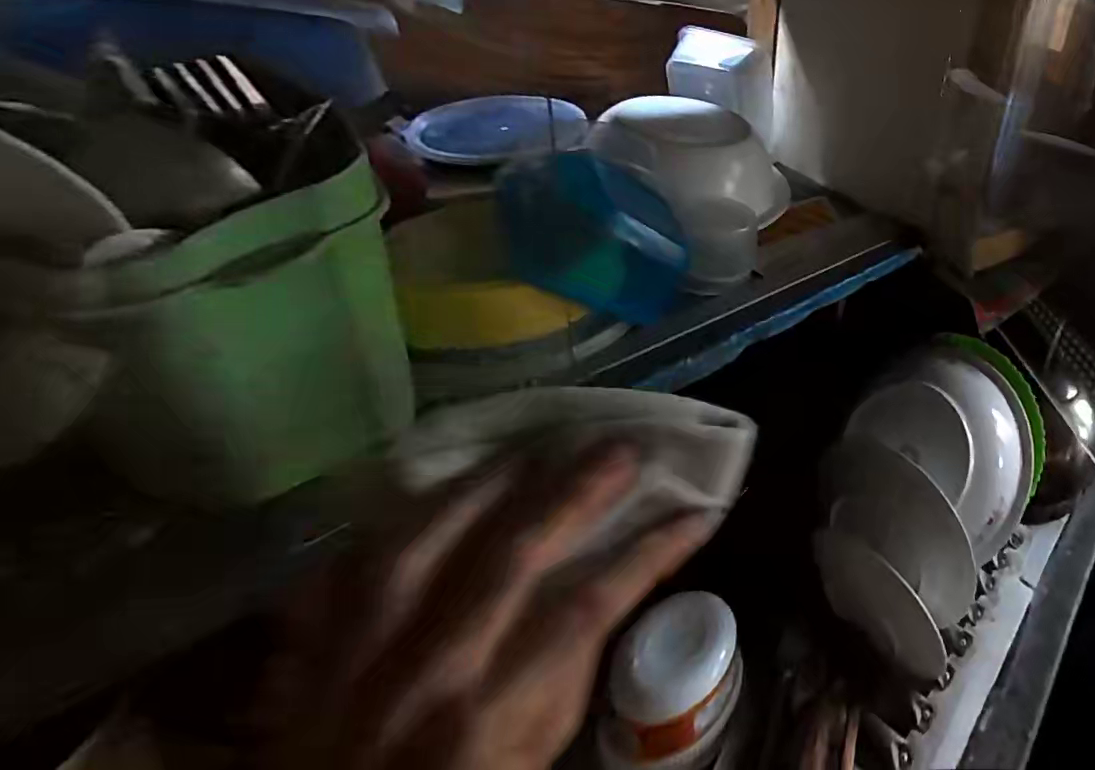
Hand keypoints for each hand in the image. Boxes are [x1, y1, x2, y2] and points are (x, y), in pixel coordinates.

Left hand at [255, 443, 717, 769]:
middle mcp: (423, 680)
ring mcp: (349, 667)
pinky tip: (437, 483)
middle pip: (508, 560)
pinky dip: (394, 519)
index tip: (699, 513)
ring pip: (417, 547)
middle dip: (575, 494)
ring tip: (534, 447)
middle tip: (623, 448)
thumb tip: (615, 580)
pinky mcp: (303, 659)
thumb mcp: (537, 749)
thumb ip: (570, 666)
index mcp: (488, 716)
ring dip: (484, 486)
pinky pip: (344, 568)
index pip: (588, 608)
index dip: (651, 552)